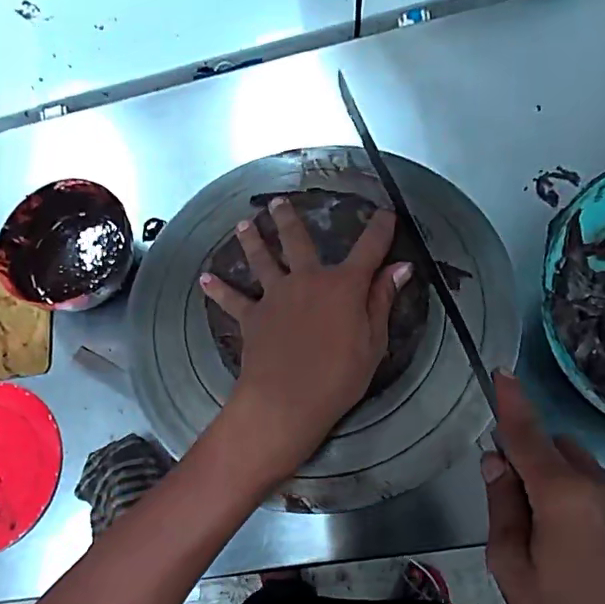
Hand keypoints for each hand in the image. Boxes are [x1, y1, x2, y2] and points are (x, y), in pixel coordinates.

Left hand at [200, 197, 411, 481]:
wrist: (287, 400)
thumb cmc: (338, 377)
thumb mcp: (373, 343)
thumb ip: (382, 301)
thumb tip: (399, 268)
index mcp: (344, 286)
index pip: (368, 250)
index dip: (379, 230)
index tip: (385, 213)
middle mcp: (307, 281)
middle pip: (298, 242)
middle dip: (290, 220)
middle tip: (278, 203)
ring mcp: (275, 297)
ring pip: (261, 260)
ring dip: (252, 240)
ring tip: (243, 224)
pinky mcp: (252, 318)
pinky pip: (232, 300)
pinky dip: (218, 289)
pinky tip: (205, 278)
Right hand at [481, 372, 604, 603]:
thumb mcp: (513, 570)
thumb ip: (502, 508)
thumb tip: (497, 463)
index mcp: (565, 494)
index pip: (529, 435)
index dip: (511, 404)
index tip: (500, 373)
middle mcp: (601, 487)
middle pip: (554, 447)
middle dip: (525, 454)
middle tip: (502, 500)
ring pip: (577, 467)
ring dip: (549, 476)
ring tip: (532, 531)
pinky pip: (596, 489)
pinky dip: (571, 495)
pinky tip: (563, 543)